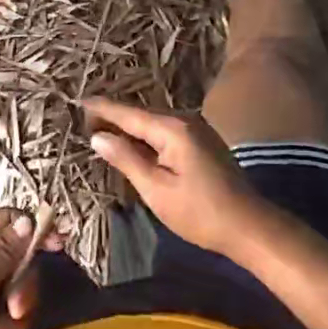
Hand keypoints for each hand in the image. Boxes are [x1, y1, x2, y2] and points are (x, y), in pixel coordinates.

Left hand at [0, 209, 43, 328]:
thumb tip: (29, 220)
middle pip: (20, 264)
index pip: (7, 221)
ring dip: (6, 325)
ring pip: (19, 301)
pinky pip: (11, 328)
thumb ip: (3, 251)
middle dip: (20, 291)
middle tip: (11, 307)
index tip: (58, 243)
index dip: (32, 229)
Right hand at [82, 96, 270, 255]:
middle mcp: (184, 119)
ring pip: (152, 122)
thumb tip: (98, 137)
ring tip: (101, 129)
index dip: (101, 108)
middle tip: (83, 120)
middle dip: (112, 116)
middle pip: (140, 114)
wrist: (250, 227)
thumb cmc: (200, 212)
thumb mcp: (156, 189)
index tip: (77, 101)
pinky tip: (132, 143)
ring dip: (128, 126)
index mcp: (172, 128)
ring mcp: (196, 128)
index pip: (128, 113)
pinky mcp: (202, 141)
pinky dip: (145, 134)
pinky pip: (165, 130)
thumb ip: (126, 159)